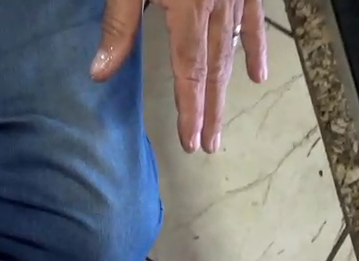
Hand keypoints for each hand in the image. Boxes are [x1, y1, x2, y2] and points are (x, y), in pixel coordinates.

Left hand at [93, 0, 269, 153]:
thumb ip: (119, 23)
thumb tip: (100, 74)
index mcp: (188, 6)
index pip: (190, 72)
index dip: (190, 110)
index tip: (191, 142)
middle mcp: (217, 3)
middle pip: (215, 69)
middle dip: (210, 110)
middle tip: (209, 147)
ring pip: (233, 48)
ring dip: (227, 89)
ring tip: (222, 124)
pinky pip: (254, 16)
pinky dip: (255, 45)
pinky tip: (258, 73)